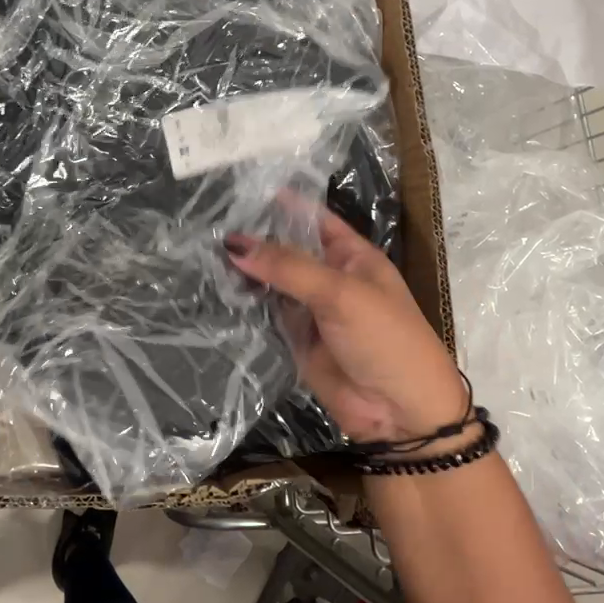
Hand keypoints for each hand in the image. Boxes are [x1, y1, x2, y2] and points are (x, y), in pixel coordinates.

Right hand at [227, 209, 467, 443]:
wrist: (402, 413)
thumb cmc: (385, 339)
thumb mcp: (341, 293)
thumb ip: (288, 267)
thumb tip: (234, 245)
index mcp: (352, 256)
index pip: (313, 218)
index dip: (282, 204)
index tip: (239, 189)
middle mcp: (329, 276)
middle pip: (286, 249)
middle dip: (254, 237)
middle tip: (207, 220)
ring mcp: (310, 309)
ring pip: (271, 281)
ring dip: (244, 269)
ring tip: (201, 249)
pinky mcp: (295, 339)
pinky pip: (265, 313)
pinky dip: (244, 302)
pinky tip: (214, 286)